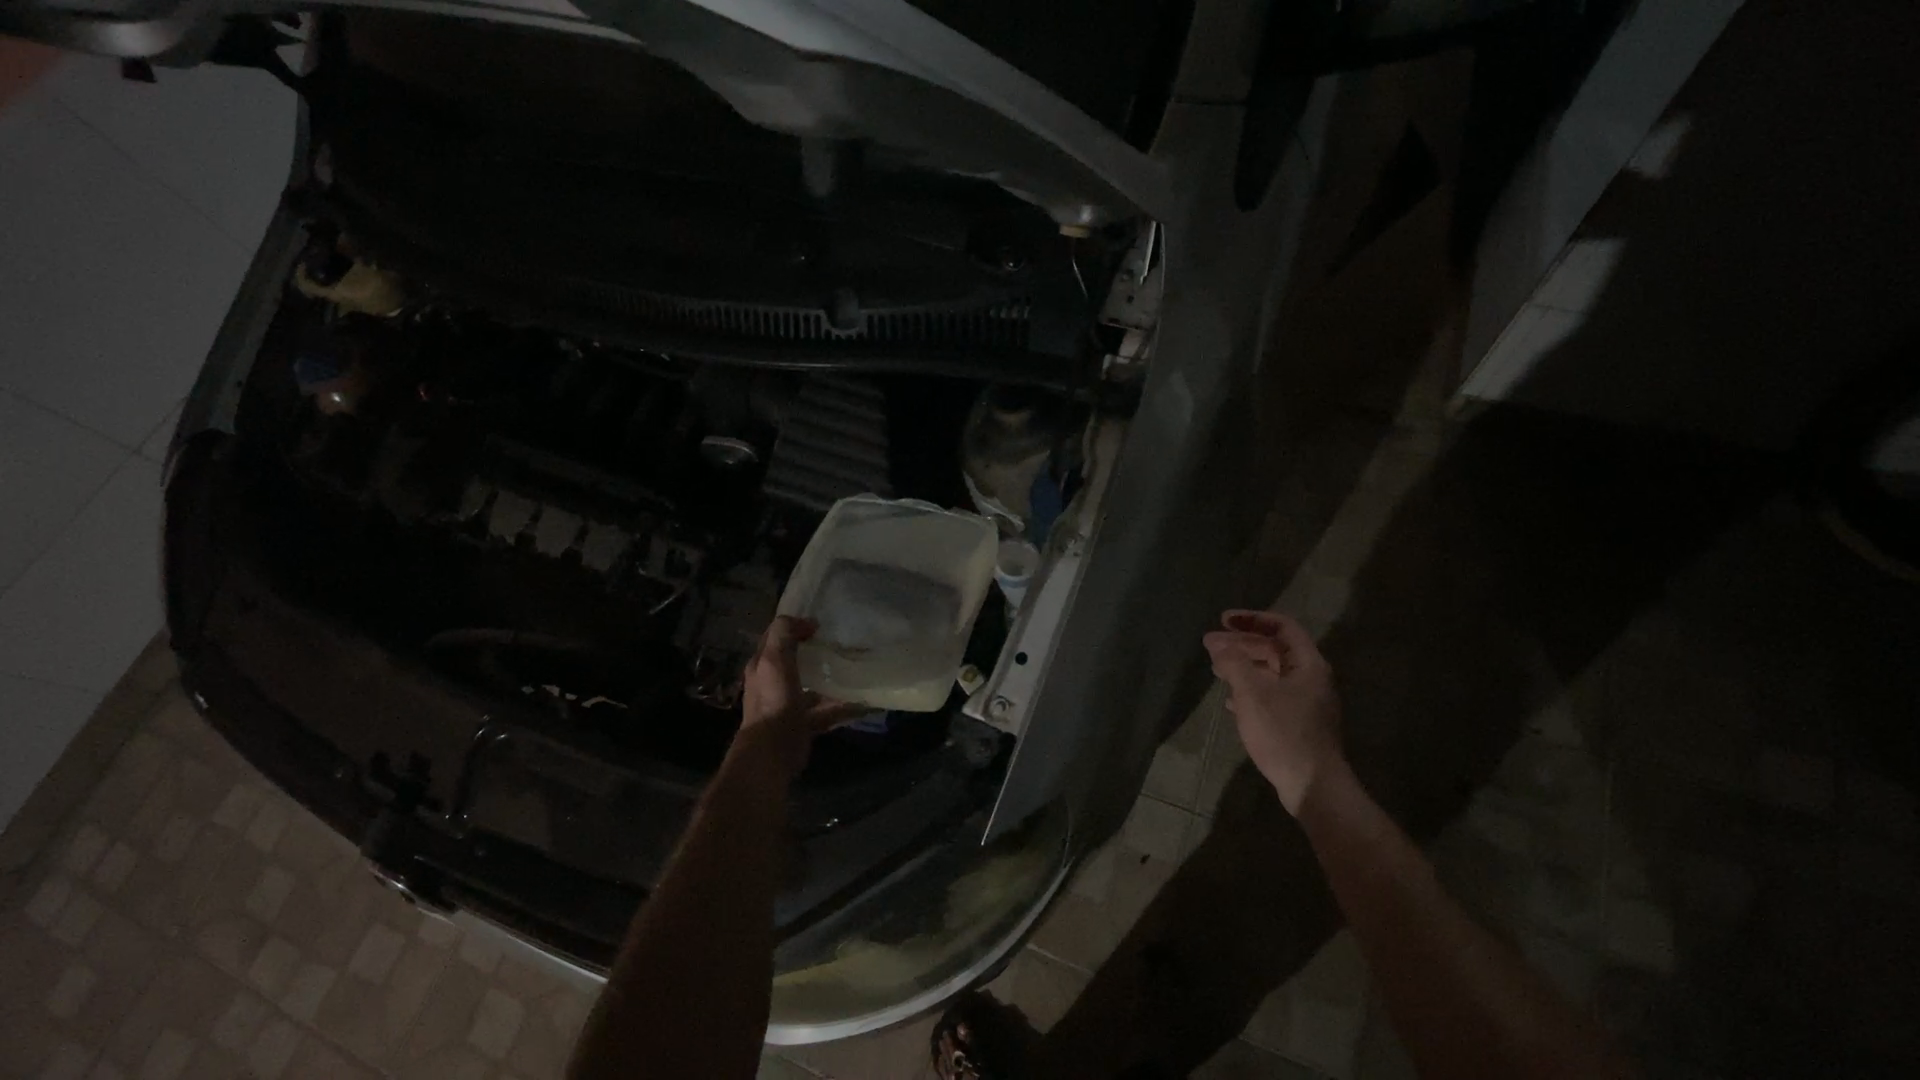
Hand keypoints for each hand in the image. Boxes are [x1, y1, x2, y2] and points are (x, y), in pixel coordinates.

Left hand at [737, 616, 858, 775]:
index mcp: (762, 665)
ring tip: (855, 669)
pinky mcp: (804, 724)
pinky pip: (827, 711)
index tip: (819, 624)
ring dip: (830, 679)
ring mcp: (789, 705)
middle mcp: (773, 683)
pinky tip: (864, 702)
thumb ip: (784, 633)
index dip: (794, 626)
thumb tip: (807, 623)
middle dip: (814, 652)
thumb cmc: (773, 699)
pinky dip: (844, 707)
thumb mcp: (774, 658)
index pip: (775, 637)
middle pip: (794, 661)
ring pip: (812, 686)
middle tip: (840, 643)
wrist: (773, 749)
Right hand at [1203, 610, 1345, 815]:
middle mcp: (1311, 678)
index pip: (1282, 627)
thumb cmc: (1283, 731)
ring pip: (1271, 674)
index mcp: (1307, 664)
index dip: (1252, 619)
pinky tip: (1230, 702)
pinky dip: (1249, 691)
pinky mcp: (1298, 724)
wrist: (1312, 783)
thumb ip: (1234, 663)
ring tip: (1215, 670)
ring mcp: (1306, 703)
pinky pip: (1271, 696)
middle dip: (1241, 644)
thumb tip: (1219, 646)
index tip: (1223, 620)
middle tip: (1209, 644)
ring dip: (1243, 667)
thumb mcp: (1252, 693)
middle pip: (1274, 650)